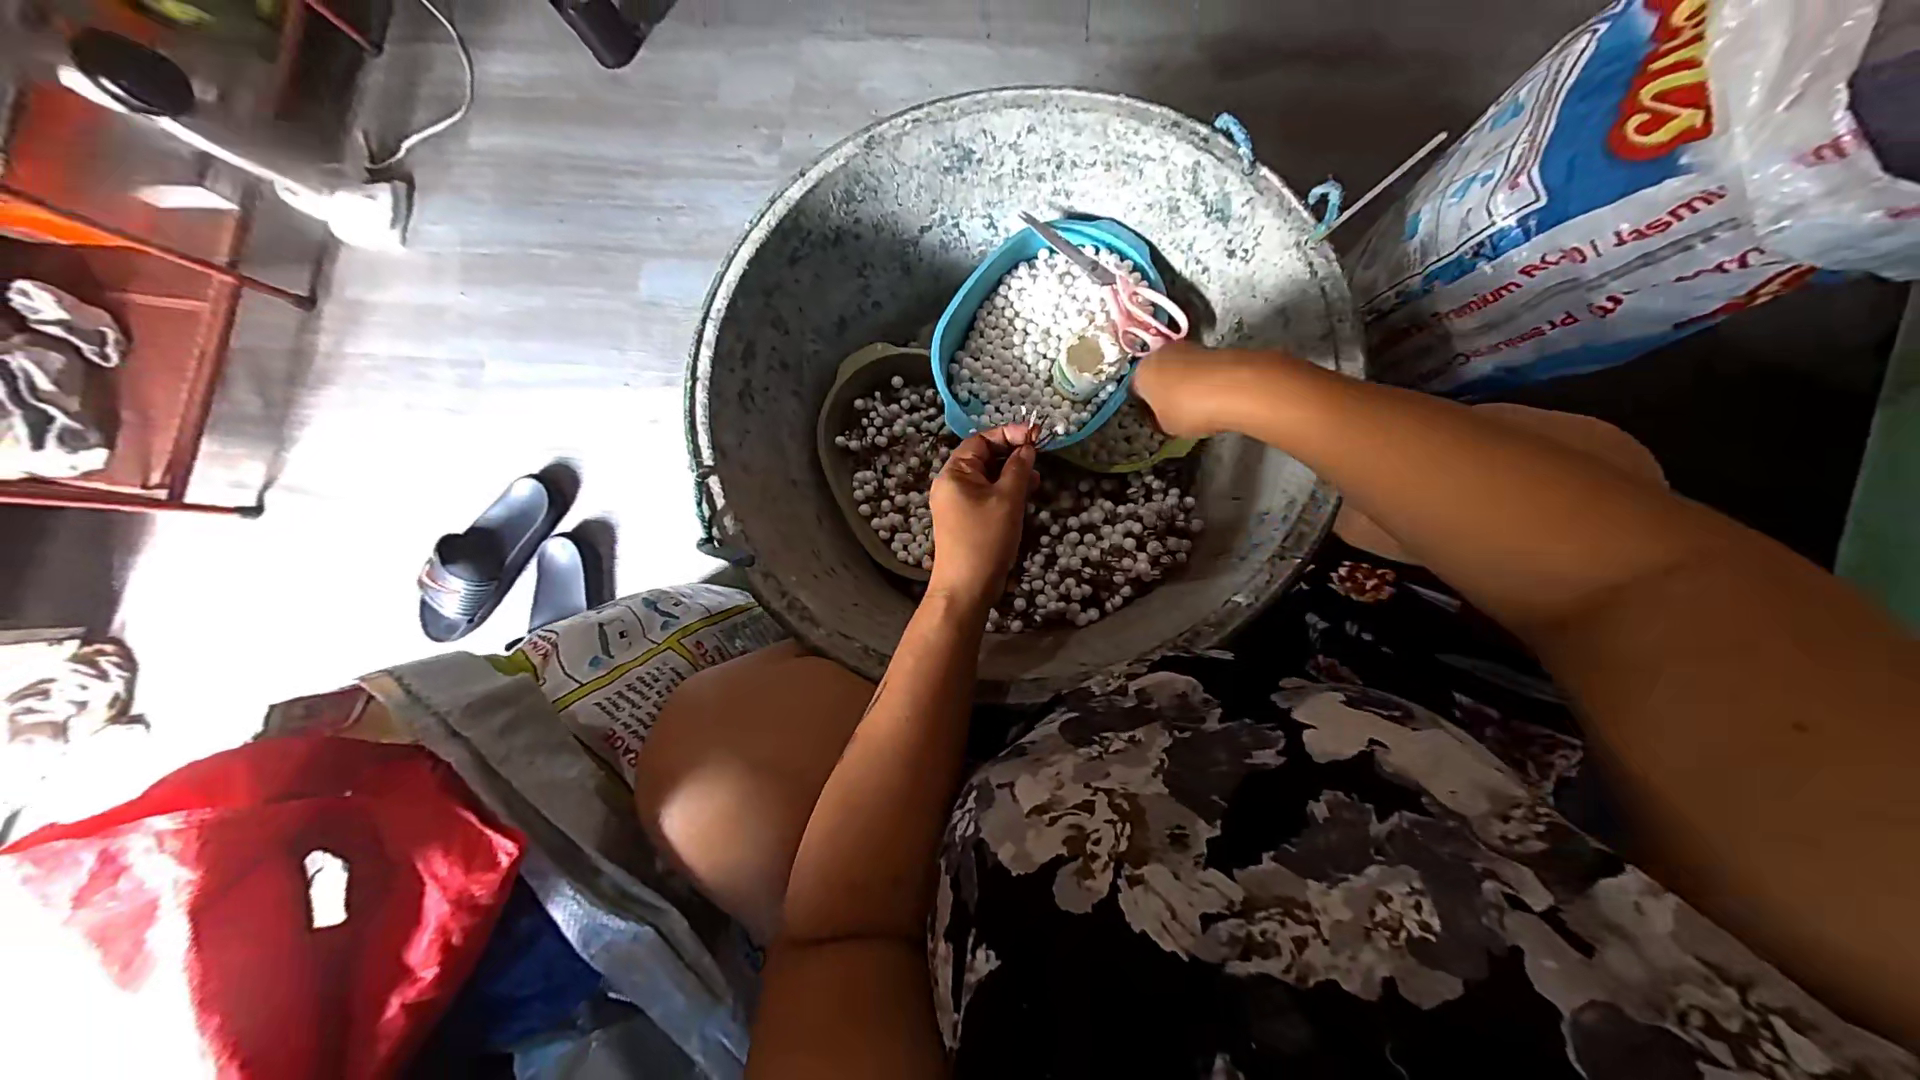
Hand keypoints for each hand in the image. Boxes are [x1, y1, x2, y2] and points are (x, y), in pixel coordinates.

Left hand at [928, 423, 1037, 606]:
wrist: (966, 588)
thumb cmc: (985, 539)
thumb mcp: (1007, 500)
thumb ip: (1018, 469)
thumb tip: (1027, 448)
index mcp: (954, 473)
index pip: (980, 440)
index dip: (1008, 434)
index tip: (1035, 437)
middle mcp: (951, 484)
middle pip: (982, 457)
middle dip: (1011, 455)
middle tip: (1039, 459)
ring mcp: (956, 503)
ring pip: (987, 478)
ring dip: (1011, 475)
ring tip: (1037, 481)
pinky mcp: (965, 520)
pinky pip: (986, 496)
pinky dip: (1005, 492)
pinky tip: (1024, 497)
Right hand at [1132, 341, 1273, 437]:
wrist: (1232, 387)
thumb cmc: (1188, 410)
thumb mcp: (1167, 425)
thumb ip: (1162, 417)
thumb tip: (1167, 414)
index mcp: (1140, 372)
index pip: (1137, 390)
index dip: (1147, 406)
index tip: (1157, 419)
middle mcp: (1160, 353)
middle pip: (1160, 373)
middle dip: (1167, 390)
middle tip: (1177, 411)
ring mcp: (1189, 347)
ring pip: (1182, 369)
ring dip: (1187, 384)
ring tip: (1199, 406)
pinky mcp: (1214, 348)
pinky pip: (1203, 369)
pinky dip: (1206, 380)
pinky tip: (1215, 397)